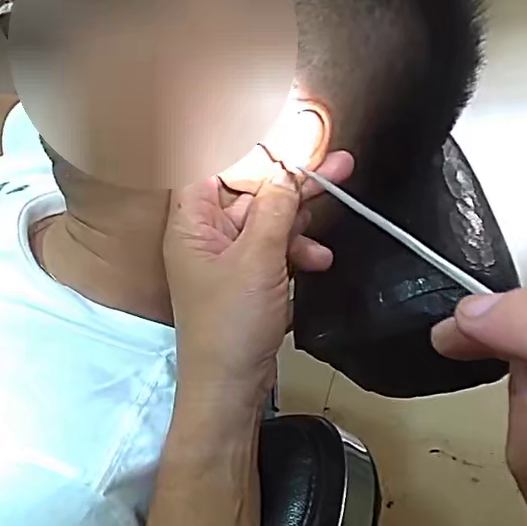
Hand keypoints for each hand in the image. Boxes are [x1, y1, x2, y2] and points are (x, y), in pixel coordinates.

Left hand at [164, 151, 352, 399]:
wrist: (231, 387)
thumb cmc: (230, 328)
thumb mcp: (258, 260)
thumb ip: (275, 208)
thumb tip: (288, 167)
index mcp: (191, 224)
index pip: (218, 168)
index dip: (253, 152)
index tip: (291, 139)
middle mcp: (205, 238)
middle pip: (251, 194)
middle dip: (293, 183)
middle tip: (335, 164)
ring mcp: (226, 261)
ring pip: (267, 223)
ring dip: (299, 222)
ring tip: (334, 214)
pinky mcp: (246, 281)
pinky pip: (273, 252)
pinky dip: (295, 252)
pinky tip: (317, 260)